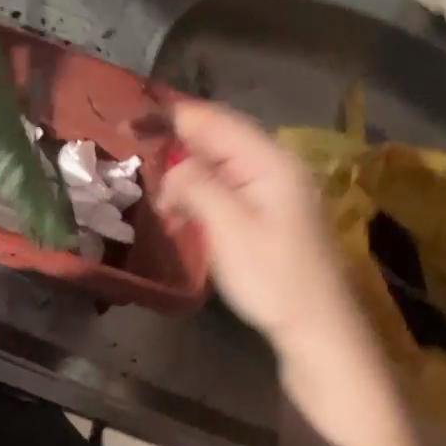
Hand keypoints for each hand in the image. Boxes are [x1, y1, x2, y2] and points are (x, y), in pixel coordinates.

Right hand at [154, 101, 361, 350]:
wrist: (317, 329)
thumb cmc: (272, 278)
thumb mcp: (228, 229)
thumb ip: (195, 185)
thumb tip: (171, 166)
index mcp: (269, 160)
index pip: (212, 119)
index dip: (169, 116)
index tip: (128, 122)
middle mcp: (274, 164)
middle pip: (215, 137)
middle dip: (174, 144)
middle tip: (133, 155)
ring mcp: (274, 187)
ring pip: (217, 162)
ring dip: (184, 175)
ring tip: (160, 200)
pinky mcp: (269, 209)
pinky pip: (226, 184)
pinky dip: (198, 192)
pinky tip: (180, 213)